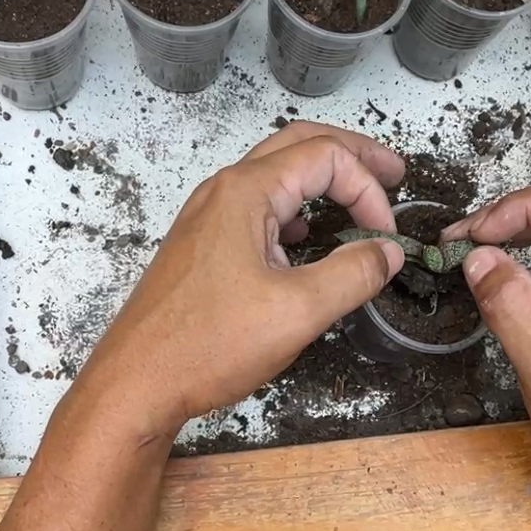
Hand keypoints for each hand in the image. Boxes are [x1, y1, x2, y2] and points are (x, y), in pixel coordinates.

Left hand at [76, 122, 405, 440]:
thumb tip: (387, 252)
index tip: (387, 237)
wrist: (137, 382)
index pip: (326, 158)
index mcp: (246, 193)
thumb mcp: (298, 312)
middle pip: (297, 148)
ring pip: (273, 178)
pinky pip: (254, 211)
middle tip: (394, 173)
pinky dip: (291, 211)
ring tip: (355, 200)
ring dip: (319, 181)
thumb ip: (352, 275)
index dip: (369, 189)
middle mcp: (222, 193)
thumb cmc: (210, 344)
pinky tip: (302, 239)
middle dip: (351, 156)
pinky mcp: (200, 250)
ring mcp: (206, 220)